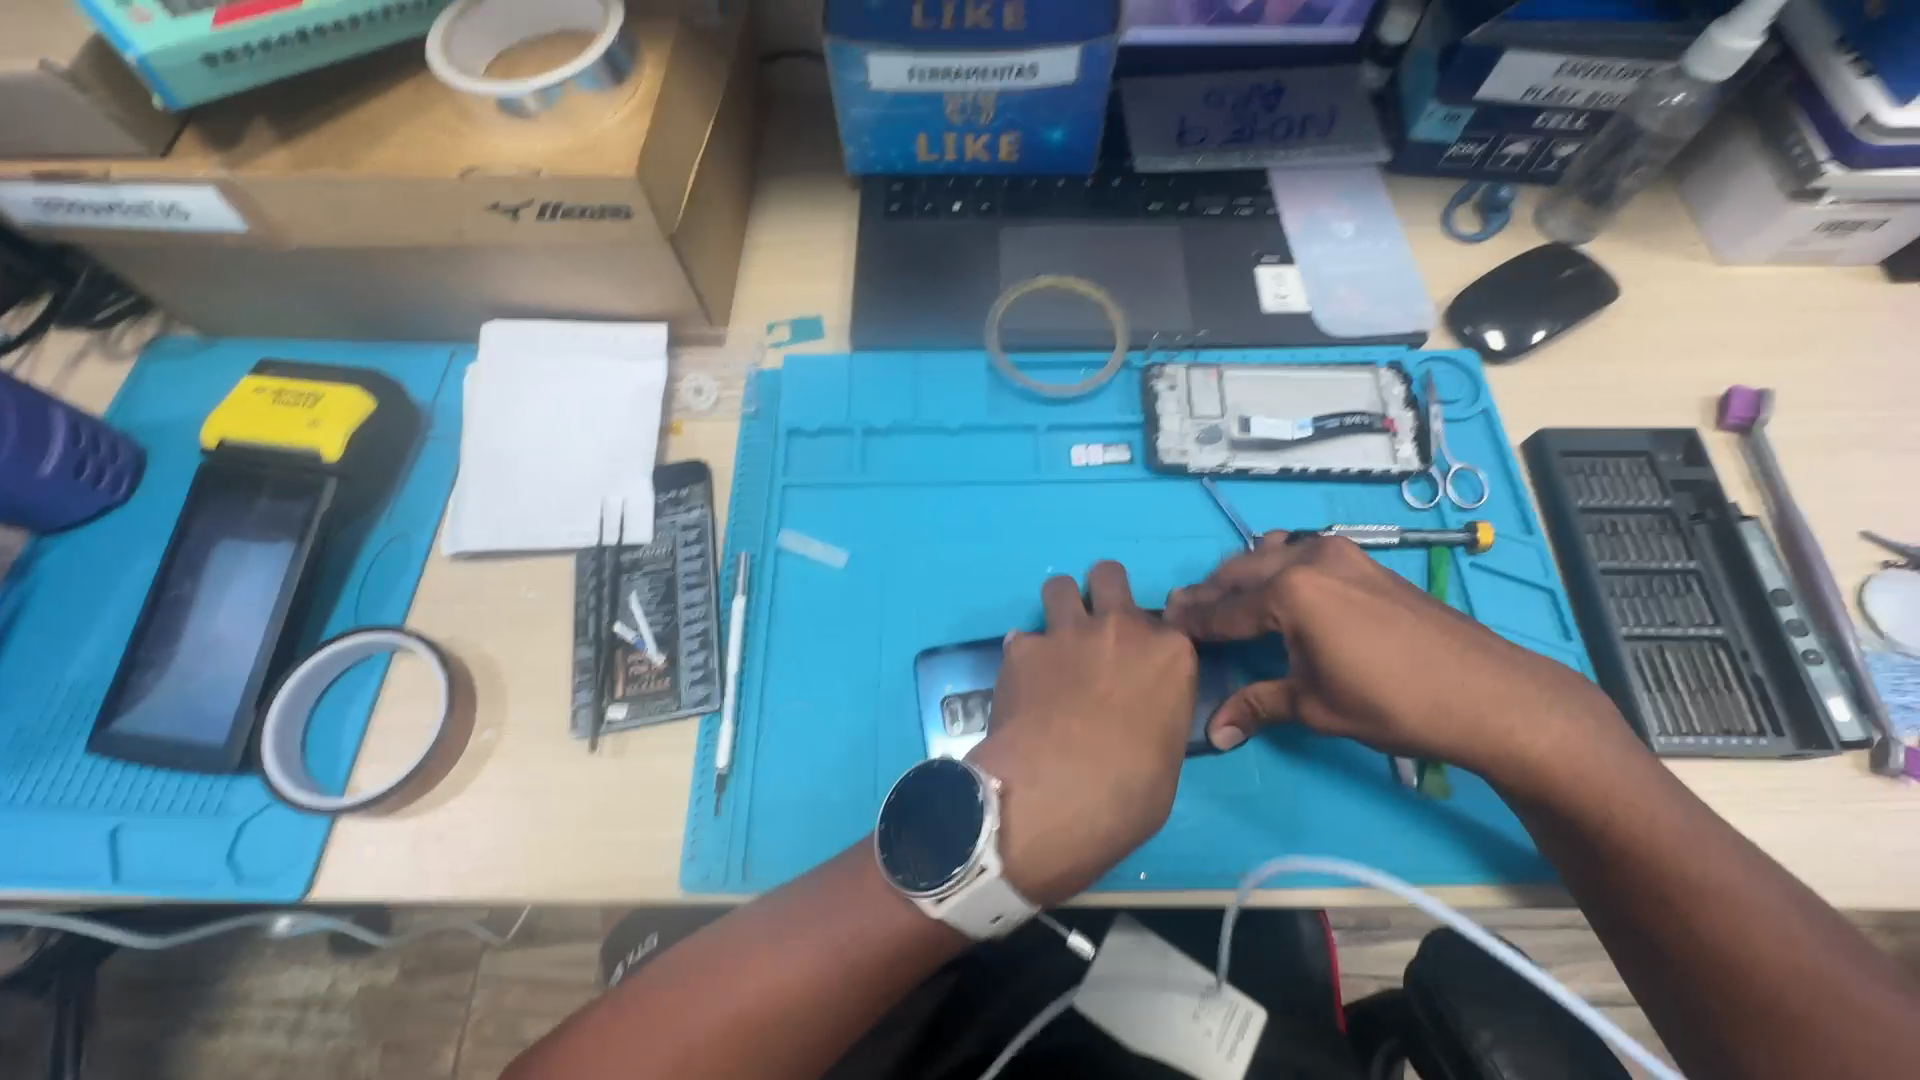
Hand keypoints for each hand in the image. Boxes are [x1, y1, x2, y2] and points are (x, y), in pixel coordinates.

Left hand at [967, 562, 1197, 906]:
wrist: (1061, 789)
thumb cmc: (1132, 790)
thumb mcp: (1167, 753)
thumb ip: (1154, 716)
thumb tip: (1135, 724)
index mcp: (1171, 653)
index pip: (1166, 622)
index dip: (1148, 639)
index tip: (1138, 660)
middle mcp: (1121, 628)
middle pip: (1109, 575)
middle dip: (1101, 591)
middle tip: (1094, 627)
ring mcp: (1068, 633)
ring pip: (1059, 586)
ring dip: (1058, 607)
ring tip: (1055, 642)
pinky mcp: (1023, 649)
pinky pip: (1021, 637)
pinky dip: (1022, 655)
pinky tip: (1021, 681)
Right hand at [1164, 534, 1620, 784]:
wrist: (1487, 693)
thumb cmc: (1392, 703)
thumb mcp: (1314, 706)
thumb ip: (1257, 705)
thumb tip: (1214, 733)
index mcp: (1288, 592)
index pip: (1222, 609)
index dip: (1191, 623)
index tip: (1162, 628)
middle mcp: (1307, 560)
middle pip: (1240, 572)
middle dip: (1209, 594)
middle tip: (1183, 613)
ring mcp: (1340, 554)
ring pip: (1270, 554)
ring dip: (1243, 574)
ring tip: (1226, 601)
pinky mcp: (1363, 561)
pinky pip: (1301, 552)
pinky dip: (1277, 567)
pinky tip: (1278, 590)